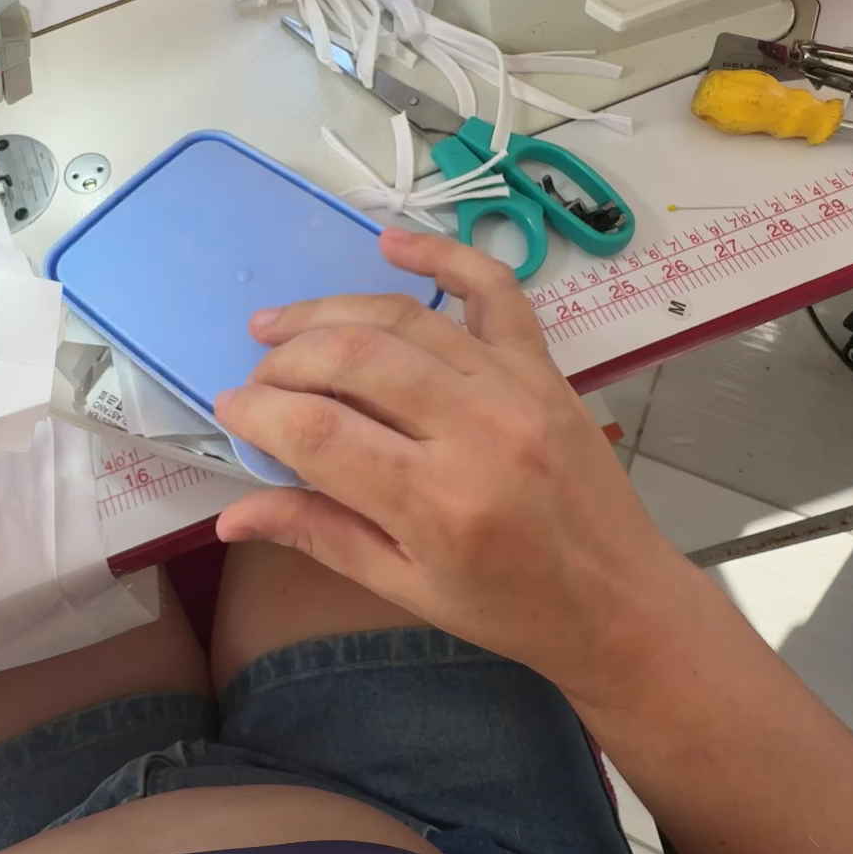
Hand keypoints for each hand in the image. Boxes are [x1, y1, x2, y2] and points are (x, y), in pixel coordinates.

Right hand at [215, 230, 679, 687]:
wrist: (621, 601)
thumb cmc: (509, 609)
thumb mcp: (403, 587)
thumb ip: (316, 535)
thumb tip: (230, 515)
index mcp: (438, 504)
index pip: (318, 434)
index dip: (258, 412)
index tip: (230, 408)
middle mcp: (476, 430)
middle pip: (353, 361)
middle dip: (285, 360)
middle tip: (256, 375)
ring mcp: (516, 386)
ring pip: (402, 320)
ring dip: (328, 312)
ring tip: (279, 322)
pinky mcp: (542, 365)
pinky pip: (492, 289)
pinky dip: (441, 256)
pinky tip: (389, 244)